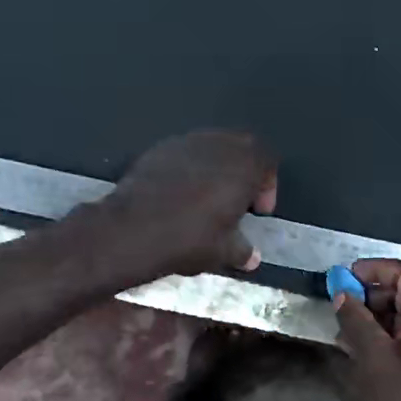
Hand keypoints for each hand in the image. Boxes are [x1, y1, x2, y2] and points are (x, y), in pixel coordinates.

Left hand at [99, 131, 277, 277]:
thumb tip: (252, 258)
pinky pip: (185, 154)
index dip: (268, 185)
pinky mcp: (159, 149)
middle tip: (237, 203)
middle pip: (242, 148)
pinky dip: (191, 170)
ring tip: (208, 200)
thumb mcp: (224, 252)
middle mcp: (218, 144)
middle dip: (245, 173)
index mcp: (243, 164)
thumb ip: (243, 251)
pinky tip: (180, 197)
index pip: (268, 160)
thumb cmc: (189, 239)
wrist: (132, 230)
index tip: (257, 211)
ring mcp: (186, 142)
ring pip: (212, 148)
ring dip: (217, 170)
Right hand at [333, 259, 400, 400]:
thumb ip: (356, 320)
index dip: (375, 269)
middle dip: (372, 295)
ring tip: (345, 329)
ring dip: (375, 315)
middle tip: (341, 304)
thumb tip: (341, 294)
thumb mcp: (374, 358)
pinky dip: (386, 332)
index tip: (345, 276)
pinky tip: (359, 344)